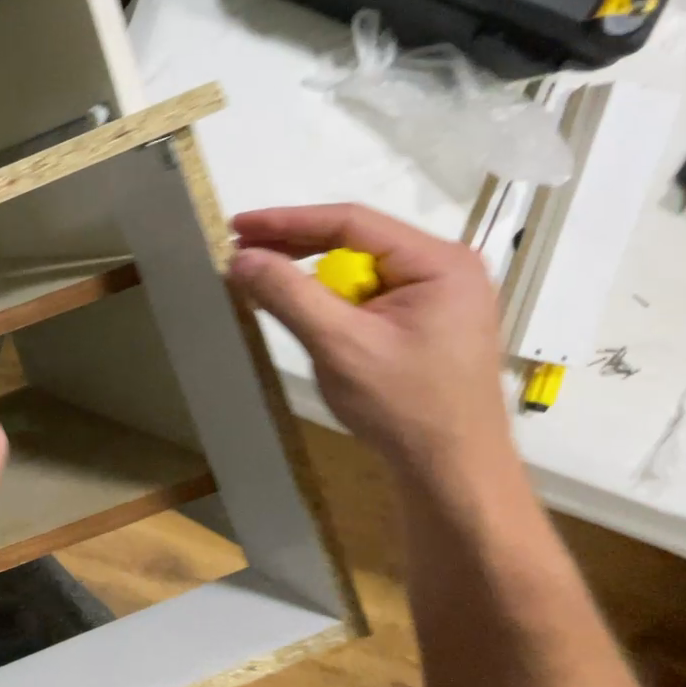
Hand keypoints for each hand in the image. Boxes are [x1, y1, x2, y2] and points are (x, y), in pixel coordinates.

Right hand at [228, 205, 509, 471]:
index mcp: (438, 262)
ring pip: (356, 266)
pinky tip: (295, 305)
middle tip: (238, 253)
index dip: (288, 221)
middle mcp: (443, 268)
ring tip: (258, 280)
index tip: (236, 227)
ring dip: (305, 273)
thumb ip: (289, 294)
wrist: (449, 465)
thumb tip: (240, 257)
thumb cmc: (402, 403)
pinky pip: (363, 292)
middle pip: (354, 239)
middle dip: (293, 245)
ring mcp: (435, 295)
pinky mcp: (421, 320)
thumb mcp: (338, 344)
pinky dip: (323, 295)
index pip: (351, 222)